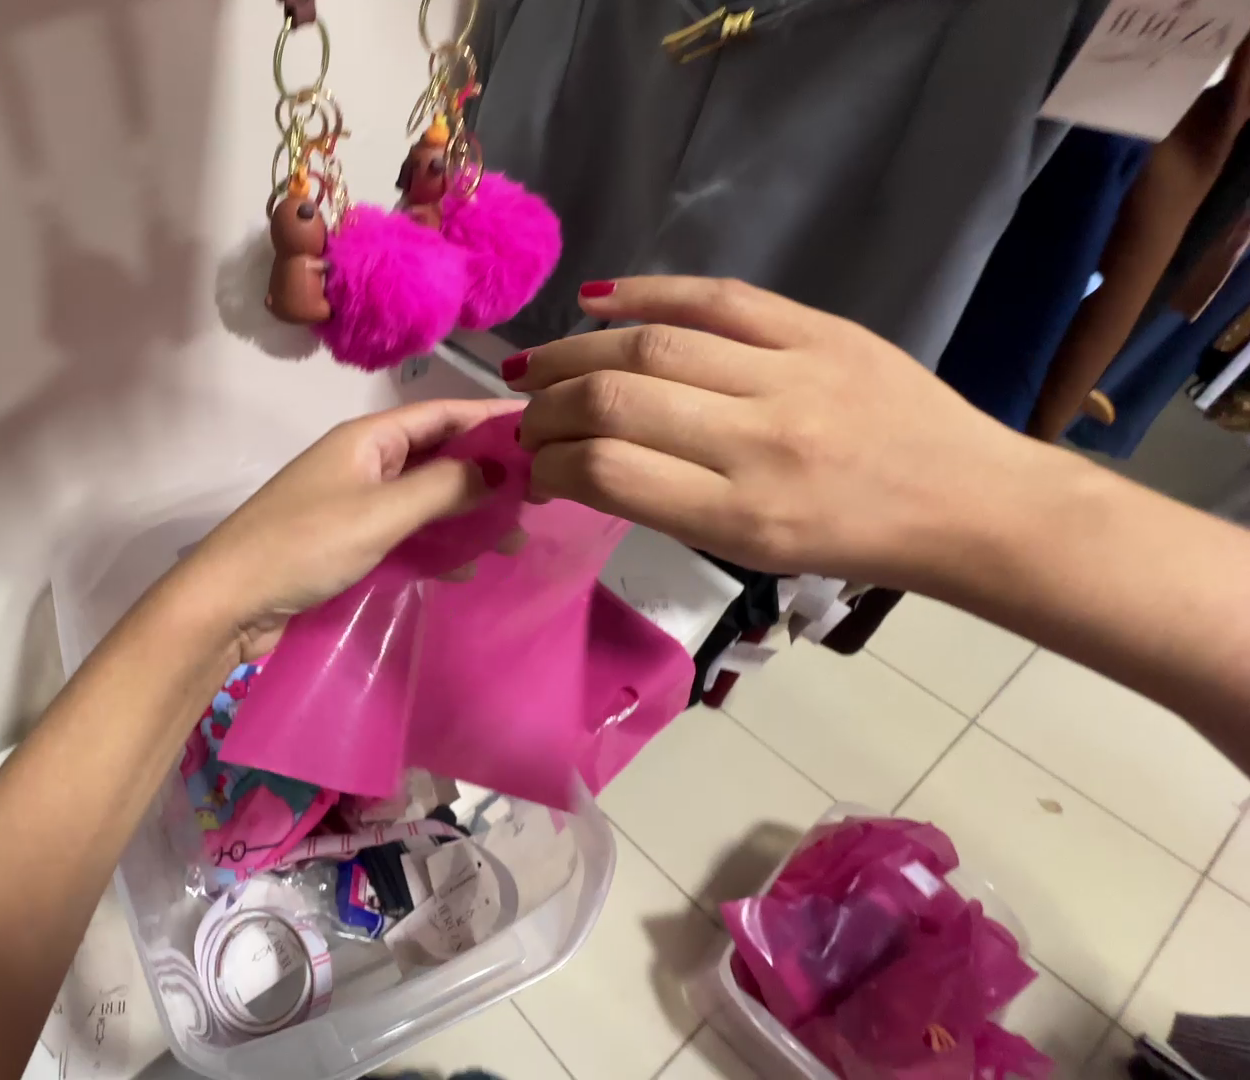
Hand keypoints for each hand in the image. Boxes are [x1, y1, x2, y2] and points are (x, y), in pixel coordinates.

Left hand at [179, 397, 523, 657]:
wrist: (229, 600)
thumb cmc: (304, 545)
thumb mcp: (381, 512)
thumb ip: (444, 488)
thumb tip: (501, 467)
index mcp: (367, 439)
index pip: (443, 414)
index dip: (493, 418)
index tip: (546, 428)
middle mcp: (362, 463)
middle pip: (437, 456)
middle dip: (488, 472)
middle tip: (542, 493)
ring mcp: (353, 504)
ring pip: (423, 499)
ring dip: (466, 513)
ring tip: (515, 534)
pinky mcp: (346, 542)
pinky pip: (404, 533)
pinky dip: (436, 544)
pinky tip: (467, 565)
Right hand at [509, 276, 1059, 586]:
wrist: (969, 502)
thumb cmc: (844, 544)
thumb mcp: (742, 549)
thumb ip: (654, 502)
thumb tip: (570, 462)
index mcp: (739, 514)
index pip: (605, 473)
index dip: (548, 463)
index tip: (533, 466)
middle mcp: (761, 441)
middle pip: (615, 403)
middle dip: (548, 409)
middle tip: (524, 417)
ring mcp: (793, 374)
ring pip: (651, 346)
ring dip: (572, 353)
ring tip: (535, 366)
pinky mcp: (820, 327)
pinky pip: (716, 296)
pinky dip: (643, 292)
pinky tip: (592, 299)